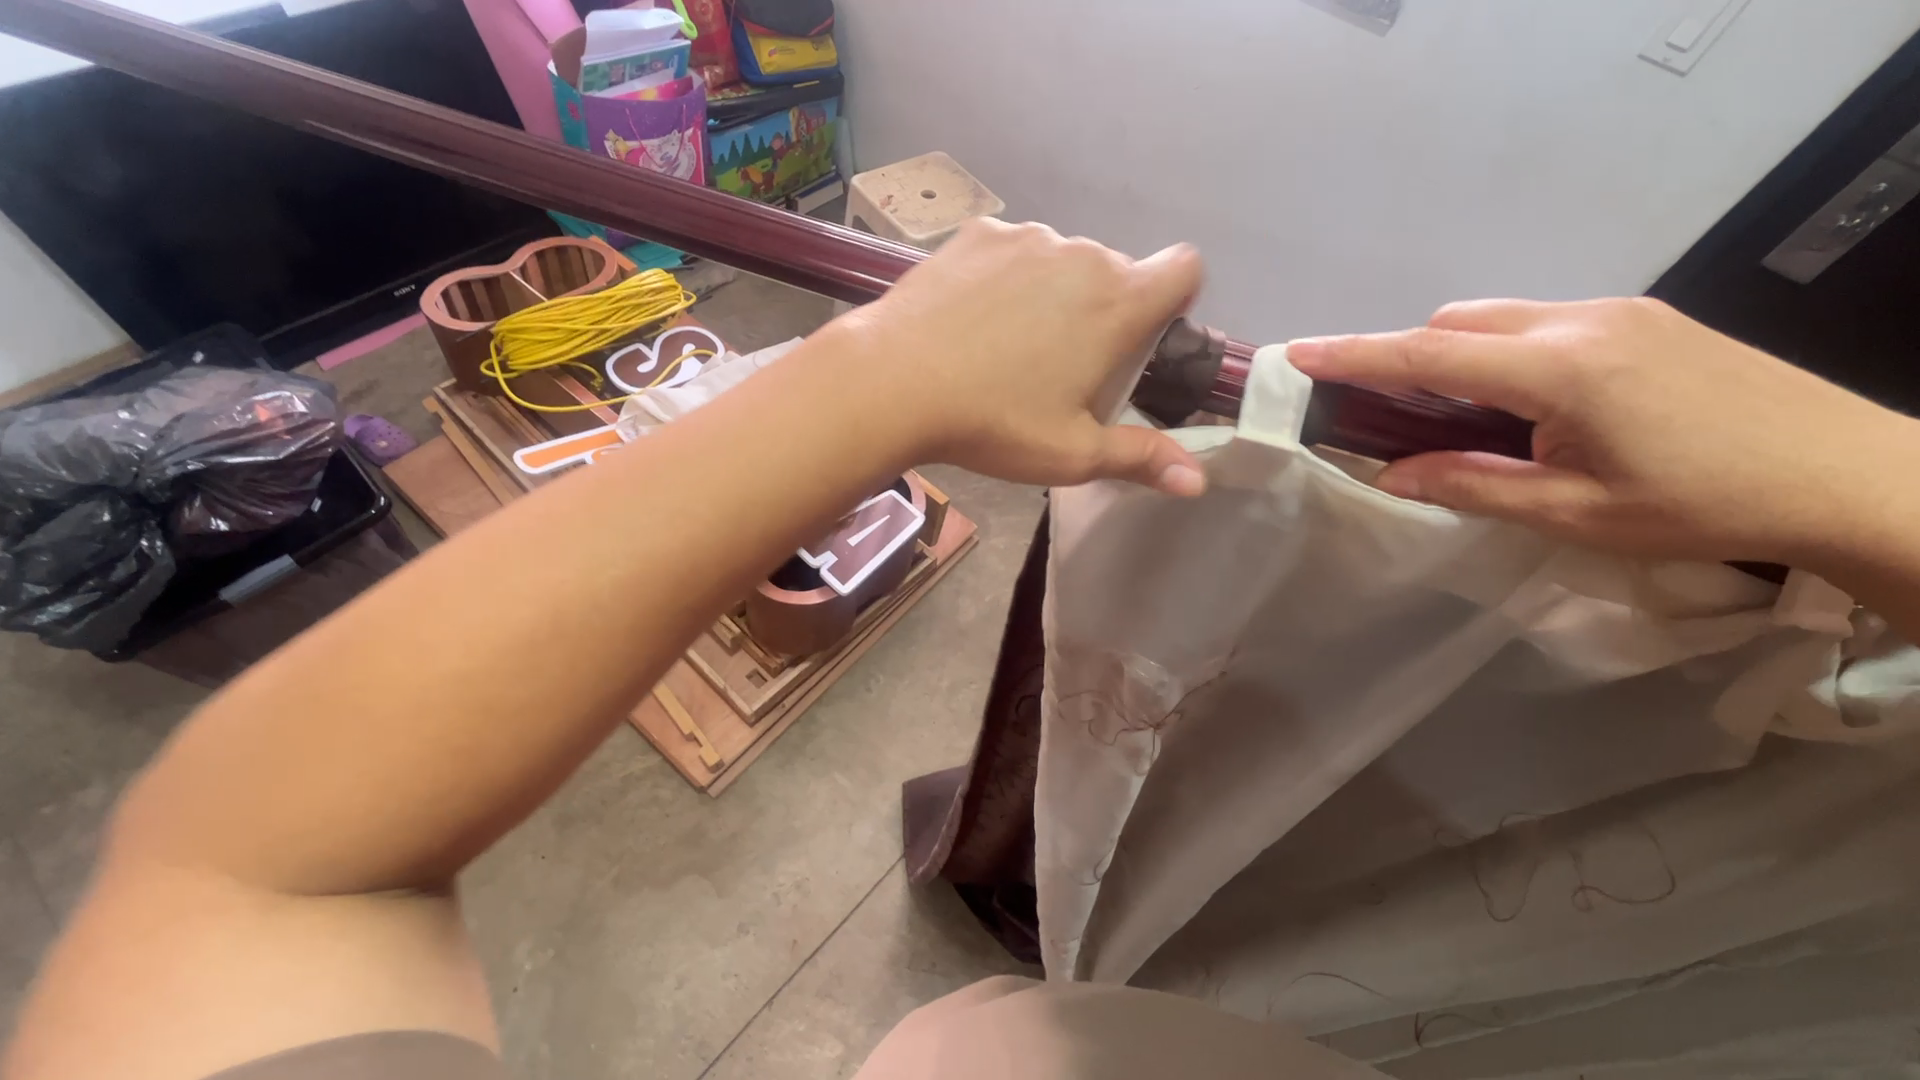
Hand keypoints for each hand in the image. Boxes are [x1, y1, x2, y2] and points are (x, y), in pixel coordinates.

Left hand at [828, 218, 1208, 495]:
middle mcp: (1081, 254)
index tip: (1141, 338)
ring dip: (1053, 293)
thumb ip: (1141, 458)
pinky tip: (971, 318)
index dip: (1174, 299)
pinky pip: (1011, 252)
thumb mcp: (1072, 454)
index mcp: (1119, 302)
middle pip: (1116, 272)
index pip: (1185, 268)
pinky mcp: (976, 233)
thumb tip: (1199, 482)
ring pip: (1061, 262)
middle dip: (1103, 311)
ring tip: (1007, 345)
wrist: (893, 380)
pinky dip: (1005, 277)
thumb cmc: (994, 422)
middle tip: (1060, 366)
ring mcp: (1026, 237)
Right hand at [1286, 297, 1919, 568]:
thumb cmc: (1703, 506)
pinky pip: (1542, 320)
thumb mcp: (1574, 512)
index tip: (1298, 354)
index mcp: (1560, 369)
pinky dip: (1504, 351)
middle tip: (1388, 415)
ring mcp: (1620, 312)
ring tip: (1462, 416)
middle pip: (1458, 321)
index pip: (1429, 354)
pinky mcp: (1647, 318)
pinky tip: (1528, 402)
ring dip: (1458, 354)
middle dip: (1407, 357)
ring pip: (1499, 316)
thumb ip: (1472, 484)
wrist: (1850, 477)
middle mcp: (1582, 320)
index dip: (1355, 354)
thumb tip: (1391, 475)